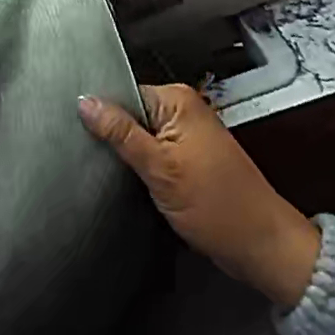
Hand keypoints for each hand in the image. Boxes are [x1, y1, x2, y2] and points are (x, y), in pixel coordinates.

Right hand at [79, 85, 320, 308]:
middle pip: (129, 113)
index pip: (123, 91)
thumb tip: (86, 102)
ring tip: (111, 172)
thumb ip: (120, 132)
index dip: (101, 112)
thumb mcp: (159, 167)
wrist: (257, 244)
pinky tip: (128, 181)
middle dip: (111, 135)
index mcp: (178, 99)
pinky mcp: (185, 159)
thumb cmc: (216, 205)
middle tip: (92, 158)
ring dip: (124, 154)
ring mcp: (185, 136)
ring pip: (138, 137)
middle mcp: (183, 110)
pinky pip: (151, 154)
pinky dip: (138, 167)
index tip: (77, 131)